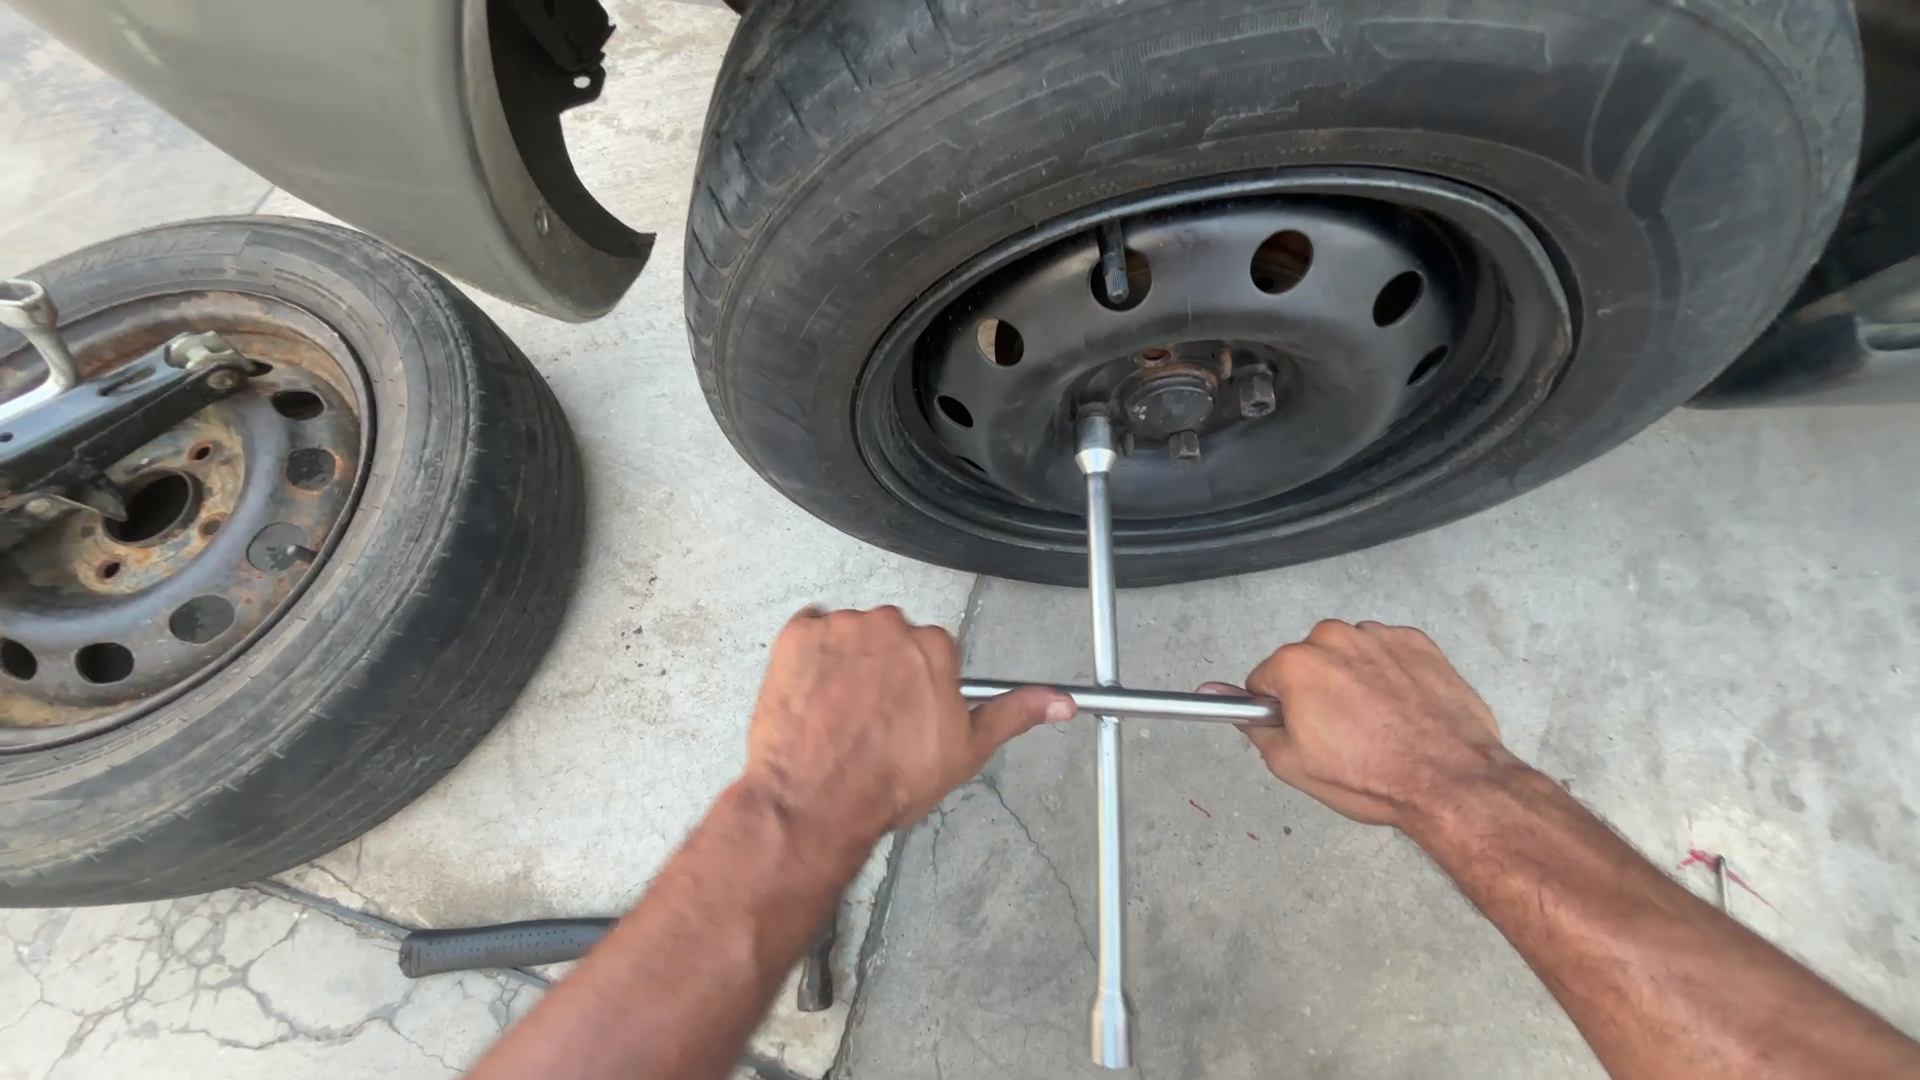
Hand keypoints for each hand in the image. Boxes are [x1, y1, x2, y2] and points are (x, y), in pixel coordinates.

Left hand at [741, 607, 1073, 852]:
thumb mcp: (966, 750)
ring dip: (846, 663)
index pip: (932, 653)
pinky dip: (809, 658)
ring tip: (839, 713)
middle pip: (892, 638)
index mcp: (934, 647)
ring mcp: (841, 627)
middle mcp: (891, 626)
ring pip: (851, 635)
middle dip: (884, 669)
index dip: (919, 687)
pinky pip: (809, 632)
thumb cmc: (888, 779)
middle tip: (872, 717)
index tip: (907, 713)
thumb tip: (1061, 701)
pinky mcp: (798, 634)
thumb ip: (1014, 713)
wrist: (817, 799)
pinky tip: (812, 695)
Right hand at [1209, 619, 1517, 828]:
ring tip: (1375, 724)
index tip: (1303, 731)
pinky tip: (1398, 709)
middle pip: (1305, 663)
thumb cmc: (1374, 776)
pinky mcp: (1415, 642)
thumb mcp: (1290, 763)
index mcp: (1295, 665)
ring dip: (1351, 680)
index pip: (1263, 681)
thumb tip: (1214, 692)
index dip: (1279, 712)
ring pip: (1345, 655)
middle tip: (1341, 734)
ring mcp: (1377, 637)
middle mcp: (1333, 638)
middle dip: (1315, 692)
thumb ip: (1248, 720)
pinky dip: (1387, 674)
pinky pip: (1384, 651)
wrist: (1452, 782)